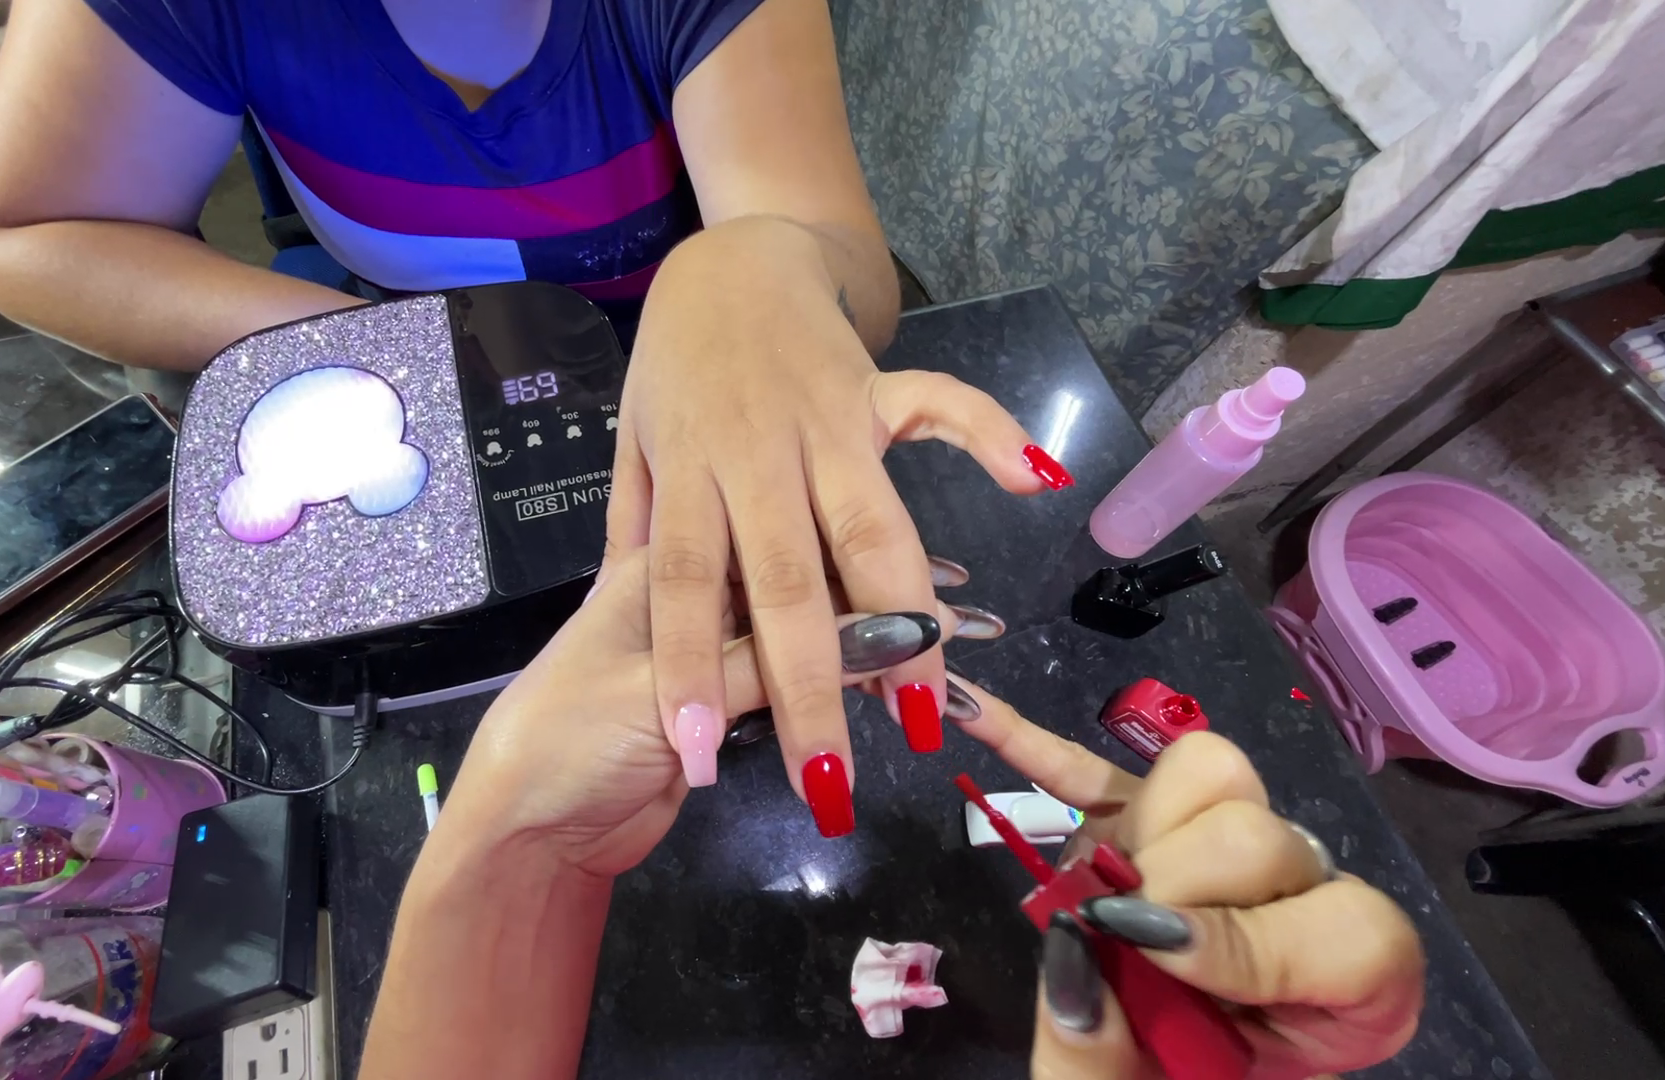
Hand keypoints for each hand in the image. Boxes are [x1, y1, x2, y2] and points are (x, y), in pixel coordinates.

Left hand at [441, 549, 952, 877]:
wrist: (524, 826)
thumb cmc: (568, 736)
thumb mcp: (656, 692)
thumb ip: (760, 666)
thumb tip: (873, 643)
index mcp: (660, 564)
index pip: (766, 553)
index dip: (840, 570)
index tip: (915, 590)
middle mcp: (693, 591)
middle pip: (791, 588)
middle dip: (861, 608)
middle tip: (945, 625)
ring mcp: (709, 645)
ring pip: (796, 630)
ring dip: (853, 648)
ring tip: (927, 659)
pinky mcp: (723, 698)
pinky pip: (785, 679)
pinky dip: (830, 686)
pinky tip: (881, 683)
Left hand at [606, 219, 1058, 836]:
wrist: (726, 259)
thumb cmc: (674, 362)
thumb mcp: (632, 442)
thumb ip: (635, 525)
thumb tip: (637, 614)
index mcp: (689, 469)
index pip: (688, 582)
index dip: (689, 668)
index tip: (698, 753)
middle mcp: (759, 452)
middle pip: (787, 578)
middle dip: (810, 685)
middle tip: (830, 779)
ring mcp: (824, 417)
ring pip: (870, 526)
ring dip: (902, 616)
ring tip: (921, 707)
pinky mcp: (876, 385)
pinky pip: (942, 405)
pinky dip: (988, 433)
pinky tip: (1032, 481)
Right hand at [944, 678, 1424, 1079]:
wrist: (1139, 1055)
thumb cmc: (1161, 1079)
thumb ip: (1102, 1064)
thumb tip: (1069, 955)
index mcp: (1346, 992)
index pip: (1351, 930)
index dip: (1254, 938)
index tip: (1151, 949)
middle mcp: (1297, 894)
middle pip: (1262, 833)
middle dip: (1172, 877)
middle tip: (1111, 920)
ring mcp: (1206, 836)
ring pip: (1210, 770)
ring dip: (1137, 817)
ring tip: (1099, 875)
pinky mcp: (1139, 811)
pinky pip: (1088, 766)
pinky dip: (1030, 743)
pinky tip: (972, 716)